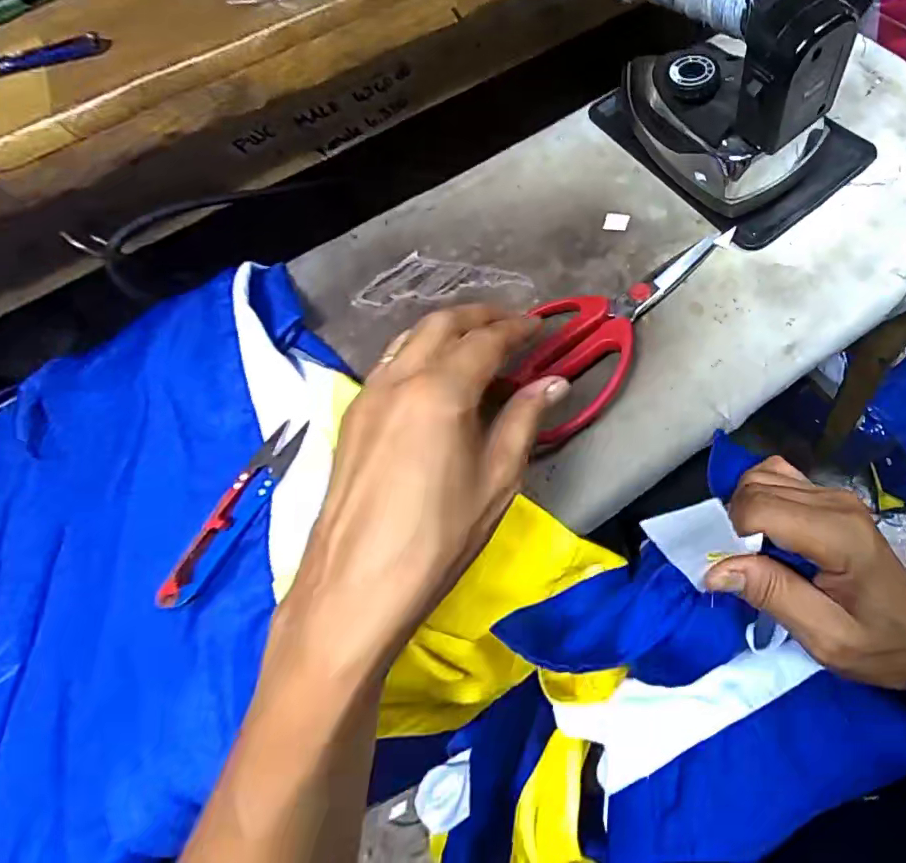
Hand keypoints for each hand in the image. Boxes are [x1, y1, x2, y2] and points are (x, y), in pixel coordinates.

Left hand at [278, 304, 567, 676]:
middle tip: (516, 323)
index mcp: (439, 393)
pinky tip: (445, 376)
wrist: (354, 590)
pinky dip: (424, 352)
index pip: (485, 341)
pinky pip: (391, 364)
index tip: (543, 326)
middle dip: (481, 316)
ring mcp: (366, 400)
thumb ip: (525, 419)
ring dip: (449, 330)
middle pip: (440, 326)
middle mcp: (397, 383)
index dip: (519, 329)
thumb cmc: (441, 534)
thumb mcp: (500, 476)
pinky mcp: (353, 422)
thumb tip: (552, 382)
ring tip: (484, 342)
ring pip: (409, 341)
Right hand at [705, 457, 905, 696]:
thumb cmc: (881, 644)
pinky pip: (785, 483)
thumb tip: (715, 568)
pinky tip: (769, 541)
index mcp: (837, 533)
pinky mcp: (836, 501)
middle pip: (758, 483)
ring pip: (768, 476)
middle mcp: (837, 502)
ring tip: (755, 557)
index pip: (759, 506)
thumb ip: (773, 595)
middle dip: (734, 523)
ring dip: (746, 511)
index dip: (731, 538)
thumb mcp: (826, 638)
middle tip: (742, 570)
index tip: (736, 577)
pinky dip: (763, 503)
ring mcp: (838, 496)